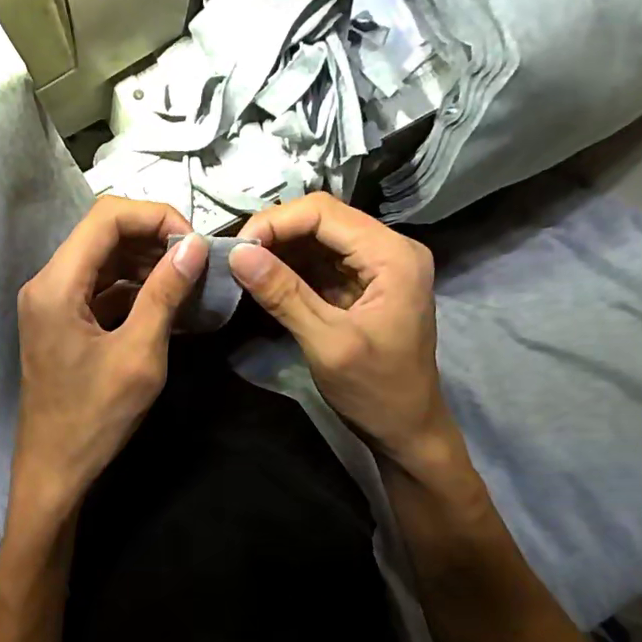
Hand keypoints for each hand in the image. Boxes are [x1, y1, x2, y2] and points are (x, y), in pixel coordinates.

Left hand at [14, 196, 208, 506]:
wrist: (54, 469)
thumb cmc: (95, 418)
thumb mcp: (139, 354)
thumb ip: (165, 294)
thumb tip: (195, 246)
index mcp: (56, 284)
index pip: (106, 217)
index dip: (155, 217)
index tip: (194, 244)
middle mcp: (47, 282)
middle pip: (103, 234)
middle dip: (153, 239)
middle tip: (197, 263)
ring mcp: (51, 302)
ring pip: (103, 260)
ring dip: (145, 263)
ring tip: (188, 282)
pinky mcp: (61, 322)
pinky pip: (99, 288)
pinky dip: (132, 288)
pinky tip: (166, 302)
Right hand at [231, 193, 449, 464]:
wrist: (407, 429)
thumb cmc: (375, 391)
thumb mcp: (326, 343)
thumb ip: (283, 294)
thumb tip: (238, 253)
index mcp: (393, 256)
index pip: (325, 212)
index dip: (276, 222)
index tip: (237, 248)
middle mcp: (391, 249)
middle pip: (323, 219)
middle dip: (276, 233)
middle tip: (234, 257)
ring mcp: (379, 265)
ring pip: (320, 238)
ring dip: (281, 248)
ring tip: (243, 265)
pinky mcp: (365, 283)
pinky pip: (323, 261)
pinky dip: (292, 266)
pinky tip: (265, 276)